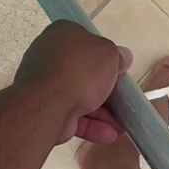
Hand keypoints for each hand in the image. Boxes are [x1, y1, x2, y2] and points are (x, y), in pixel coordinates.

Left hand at [13, 21, 131, 144]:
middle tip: (123, 100)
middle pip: (84, 75)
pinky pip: (71, 116)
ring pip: (79, 98)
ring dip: (103, 114)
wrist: (48, 104)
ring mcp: (45, 86)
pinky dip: (91, 125)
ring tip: (121, 125)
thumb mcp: (109, 55)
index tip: (118, 71)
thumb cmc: (80, 70)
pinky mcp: (45, 110)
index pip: (86, 43)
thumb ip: (117, 56)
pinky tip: (108, 134)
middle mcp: (49, 57)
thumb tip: (122, 57)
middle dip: (106, 92)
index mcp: (61, 34)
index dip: (104, 58)